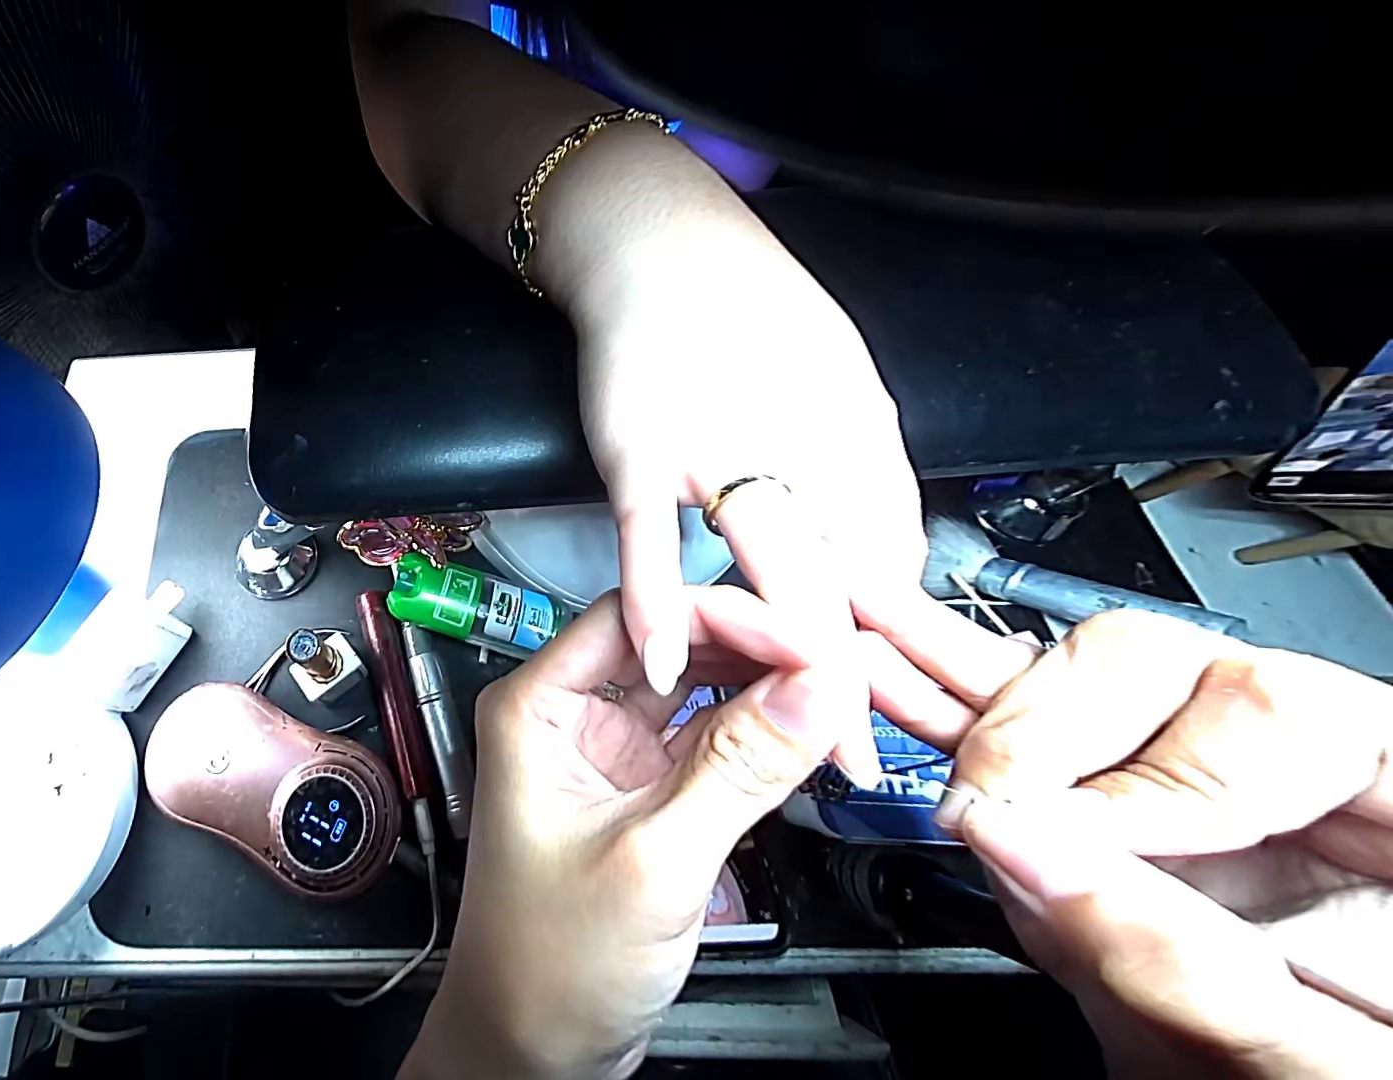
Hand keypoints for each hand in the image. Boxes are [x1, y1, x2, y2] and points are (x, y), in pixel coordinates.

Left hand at [402, 587, 844, 1079]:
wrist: (532, 1039)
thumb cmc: (550, 958)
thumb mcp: (652, 859)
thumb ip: (736, 771)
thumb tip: (813, 692)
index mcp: (536, 705)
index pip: (630, 619)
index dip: (715, 616)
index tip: (798, 635)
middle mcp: (567, 710)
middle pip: (665, 643)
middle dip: (749, 647)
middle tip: (830, 660)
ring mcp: (607, 745)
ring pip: (691, 686)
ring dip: (759, 686)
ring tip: (830, 691)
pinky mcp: (641, 781)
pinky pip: (704, 735)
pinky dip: (753, 731)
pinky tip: (801, 729)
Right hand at [541, 144, 921, 787]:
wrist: (663, 248)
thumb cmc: (742, 309)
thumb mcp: (830, 373)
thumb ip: (853, 457)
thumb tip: (865, 534)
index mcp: (859, 429)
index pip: (894, 555)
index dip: (899, 639)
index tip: (895, 701)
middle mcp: (803, 446)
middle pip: (848, 580)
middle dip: (860, 680)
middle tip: (862, 760)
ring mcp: (716, 451)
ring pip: (768, 569)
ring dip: (784, 661)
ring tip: (789, 743)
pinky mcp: (642, 452)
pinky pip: (651, 541)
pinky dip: (656, 602)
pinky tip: (662, 659)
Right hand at [858, 595, 1392, 1075]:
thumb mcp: (1323, 1070)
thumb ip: (1190, 965)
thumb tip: (1016, 843)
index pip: (1278, 711)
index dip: (1166, 770)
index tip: (1075, 841)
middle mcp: (1277, 773)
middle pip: (1141, 664)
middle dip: (1037, 731)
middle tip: (984, 802)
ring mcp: (1154, 774)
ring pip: (1041, 678)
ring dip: (940, 668)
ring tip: (866, 639)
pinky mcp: (1068, 796)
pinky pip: (984, 723)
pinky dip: (924, 702)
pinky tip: (874, 664)